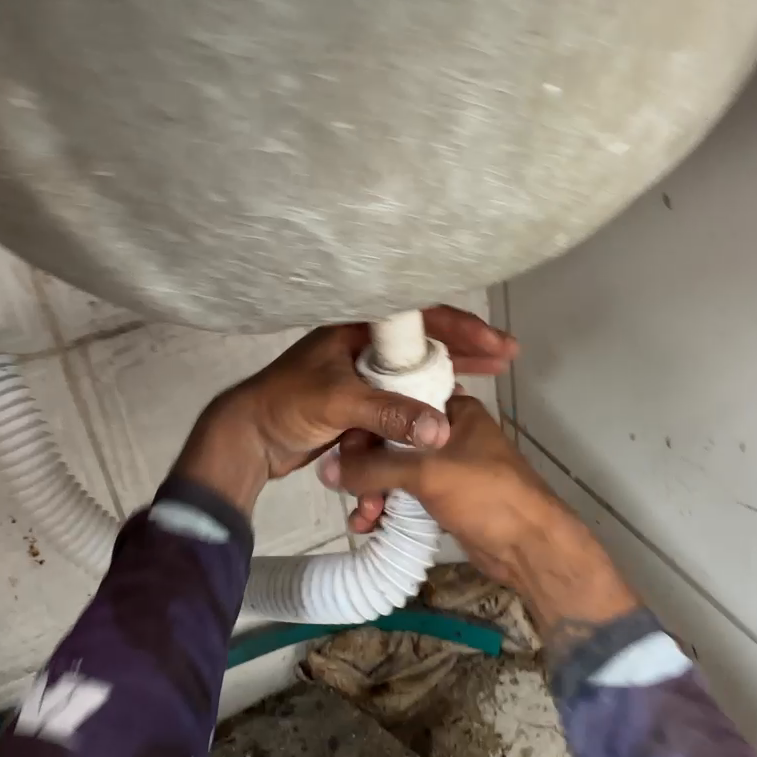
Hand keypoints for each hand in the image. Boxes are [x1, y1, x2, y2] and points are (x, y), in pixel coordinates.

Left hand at [172, 305, 516, 515]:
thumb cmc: (286, 404)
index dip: (460, 328)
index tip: (495, 343)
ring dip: (452, 369)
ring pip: (417, 366)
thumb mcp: (338, 402)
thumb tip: (442, 431)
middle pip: (424, 339)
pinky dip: (429, 395)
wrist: (250, 438)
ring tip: (493, 371)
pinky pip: (404, 392)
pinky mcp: (360, 398)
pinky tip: (455, 399)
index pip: (419, 317)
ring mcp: (362, 370)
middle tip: (506, 354)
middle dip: (465, 345)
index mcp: (356, 328)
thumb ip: (389, 413)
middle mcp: (363, 343)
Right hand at [323, 395, 638, 642]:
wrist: (530, 547)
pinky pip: (403, 495)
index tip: (341, 448)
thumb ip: (375, 467)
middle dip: (365, 467)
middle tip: (349, 490)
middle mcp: (446, 431)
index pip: (396, 401)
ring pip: (394, 470)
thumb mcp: (426, 472)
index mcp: (452, 408)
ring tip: (362, 518)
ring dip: (372, 492)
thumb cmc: (485, 494)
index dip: (366, 422)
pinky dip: (386, 508)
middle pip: (390, 438)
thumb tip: (328, 471)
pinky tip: (370, 526)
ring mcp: (445, 465)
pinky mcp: (443, 497)